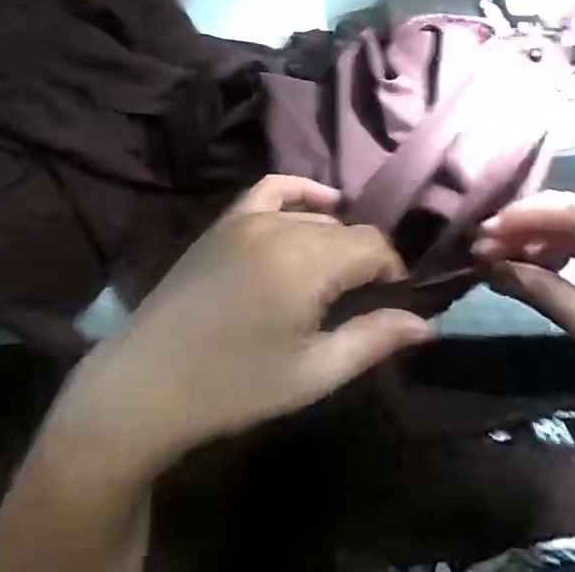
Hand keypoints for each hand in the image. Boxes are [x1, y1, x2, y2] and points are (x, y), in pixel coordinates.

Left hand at [56, 175, 434, 473]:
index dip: (392, 273)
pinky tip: (319, 205)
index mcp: (305, 262)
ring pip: (314, 214)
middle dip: (364, 260)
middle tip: (363, 302)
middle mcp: (279, 226)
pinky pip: (271, 188)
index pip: (373, 246)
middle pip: (345, 229)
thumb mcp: (313, 373)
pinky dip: (300, 192)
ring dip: (335, 237)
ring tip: (338, 274)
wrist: (148, 382)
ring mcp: (246, 217)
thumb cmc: (235, 386)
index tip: (391, 305)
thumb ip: (373, 340)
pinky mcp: (224, 220)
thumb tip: (426, 324)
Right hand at [473, 191, 574, 426]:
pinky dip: (565, 245)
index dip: (521, 219)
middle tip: (481, 247)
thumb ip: (551, 297)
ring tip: (501, 256)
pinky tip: (539, 262)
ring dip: (541, 234)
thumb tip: (492, 269)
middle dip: (525, 224)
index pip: (572, 212)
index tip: (480, 237)